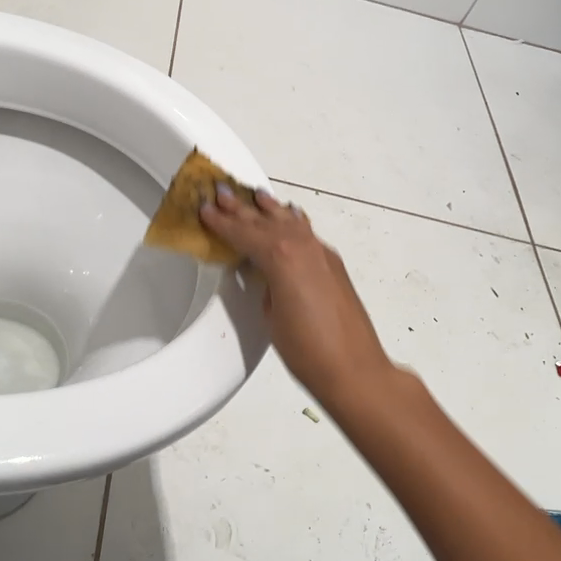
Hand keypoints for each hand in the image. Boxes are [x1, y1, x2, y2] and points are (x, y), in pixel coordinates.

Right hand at [200, 187, 394, 404]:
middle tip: (222, 191)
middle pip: (265, 221)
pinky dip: (292, 221)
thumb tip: (268, 275)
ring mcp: (321, 253)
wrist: (354, 369)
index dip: (222, 222)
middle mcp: (302, 246)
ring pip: (289, 221)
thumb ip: (266, 285)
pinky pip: (306, 231)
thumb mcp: (271, 316)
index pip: (244, 233)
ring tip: (255, 195)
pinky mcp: (333, 264)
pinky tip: (289, 217)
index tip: (206, 208)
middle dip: (241, 208)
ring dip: (270, 209)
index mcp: (280, 257)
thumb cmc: (306, 349)